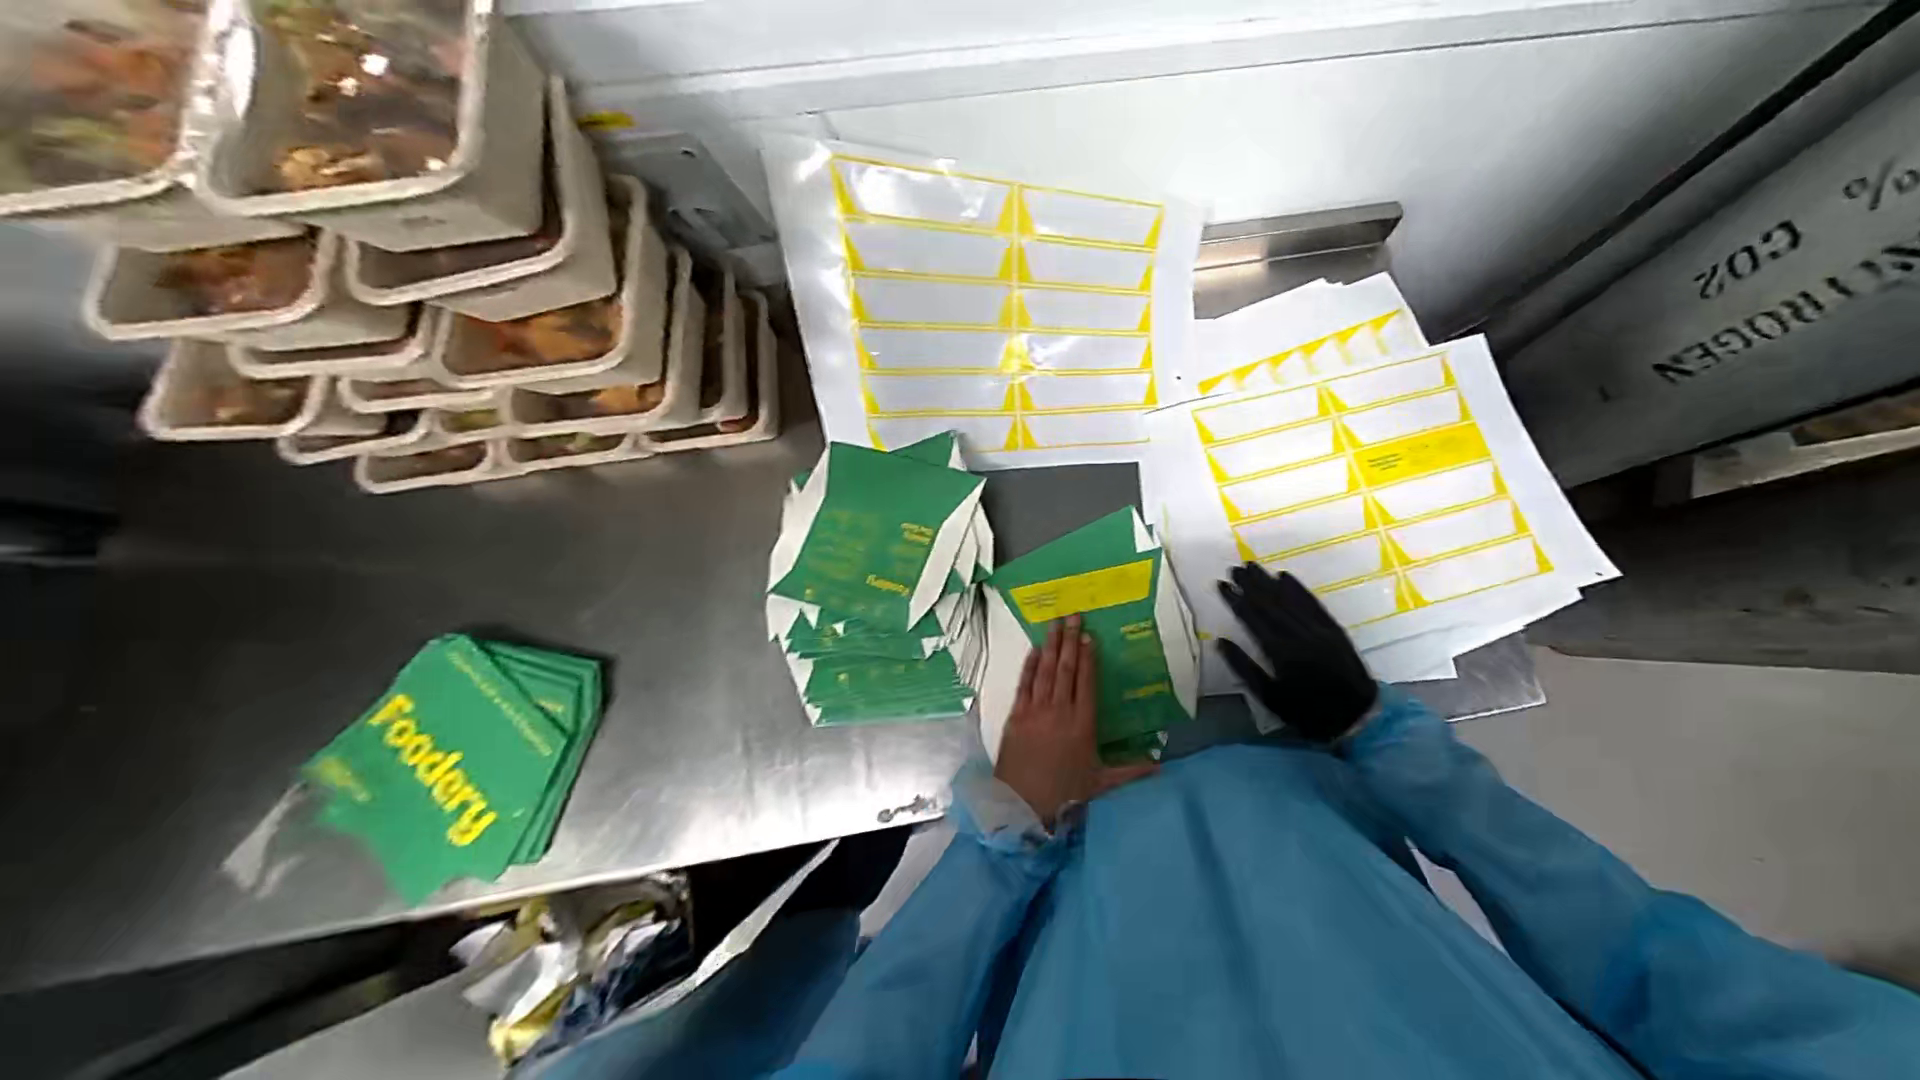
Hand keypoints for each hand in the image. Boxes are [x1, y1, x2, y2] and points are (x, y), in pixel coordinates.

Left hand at [994, 614, 1157, 826]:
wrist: (1022, 804)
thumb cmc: (1065, 794)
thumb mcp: (1101, 783)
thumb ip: (1131, 771)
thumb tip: (1161, 766)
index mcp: (1082, 725)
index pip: (1087, 683)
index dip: (1089, 658)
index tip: (1090, 637)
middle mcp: (1060, 711)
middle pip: (1066, 669)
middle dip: (1070, 641)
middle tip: (1074, 616)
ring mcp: (1035, 711)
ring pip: (1045, 671)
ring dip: (1051, 645)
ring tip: (1055, 624)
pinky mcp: (1016, 716)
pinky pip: (1024, 684)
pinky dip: (1029, 665)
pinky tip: (1034, 650)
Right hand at [1216, 562, 1378, 742]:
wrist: (1357, 719)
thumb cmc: (1306, 712)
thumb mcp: (1269, 697)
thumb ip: (1244, 668)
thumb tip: (1220, 642)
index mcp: (1280, 652)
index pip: (1252, 617)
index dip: (1235, 599)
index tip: (1222, 584)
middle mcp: (1299, 635)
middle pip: (1270, 603)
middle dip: (1250, 584)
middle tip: (1234, 568)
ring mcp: (1319, 630)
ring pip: (1290, 600)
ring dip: (1270, 582)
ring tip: (1253, 567)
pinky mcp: (1334, 630)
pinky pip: (1314, 604)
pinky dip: (1299, 589)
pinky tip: (1286, 576)